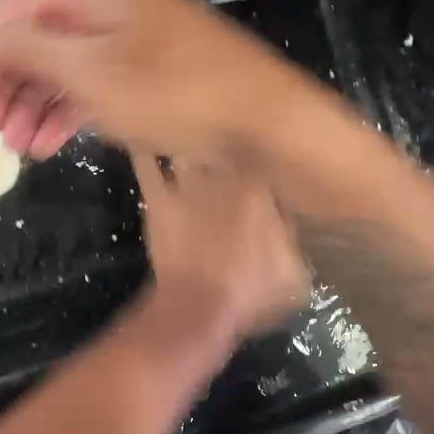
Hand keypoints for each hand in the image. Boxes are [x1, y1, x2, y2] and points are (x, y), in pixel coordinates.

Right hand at [0, 0, 332, 159]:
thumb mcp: (89, 72)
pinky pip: (90, 84)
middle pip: (34, 35)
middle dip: (5, 85)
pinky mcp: (145, 71)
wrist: (262, 125)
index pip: (13, 7)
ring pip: (61, 65)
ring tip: (15, 148)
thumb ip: (26, 48)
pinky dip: (65, 112)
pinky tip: (48, 144)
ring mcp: (129, 36)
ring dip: (31, 105)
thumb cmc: (174, 93)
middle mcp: (107, 1)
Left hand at [133, 152, 309, 343]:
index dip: (258, 151)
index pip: (262, 156)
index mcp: (261, 193)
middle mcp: (225, 181)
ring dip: (184, 136)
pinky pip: (146, 164)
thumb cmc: (249, 294)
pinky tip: (141, 137)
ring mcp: (188, 188)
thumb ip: (289, 237)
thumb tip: (285, 218)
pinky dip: (144, 149)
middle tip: (221, 133)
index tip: (258, 149)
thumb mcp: (291, 272)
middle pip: (222, 145)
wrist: (198, 307)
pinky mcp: (158, 200)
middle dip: (221, 139)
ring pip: (185, 147)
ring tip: (184, 126)